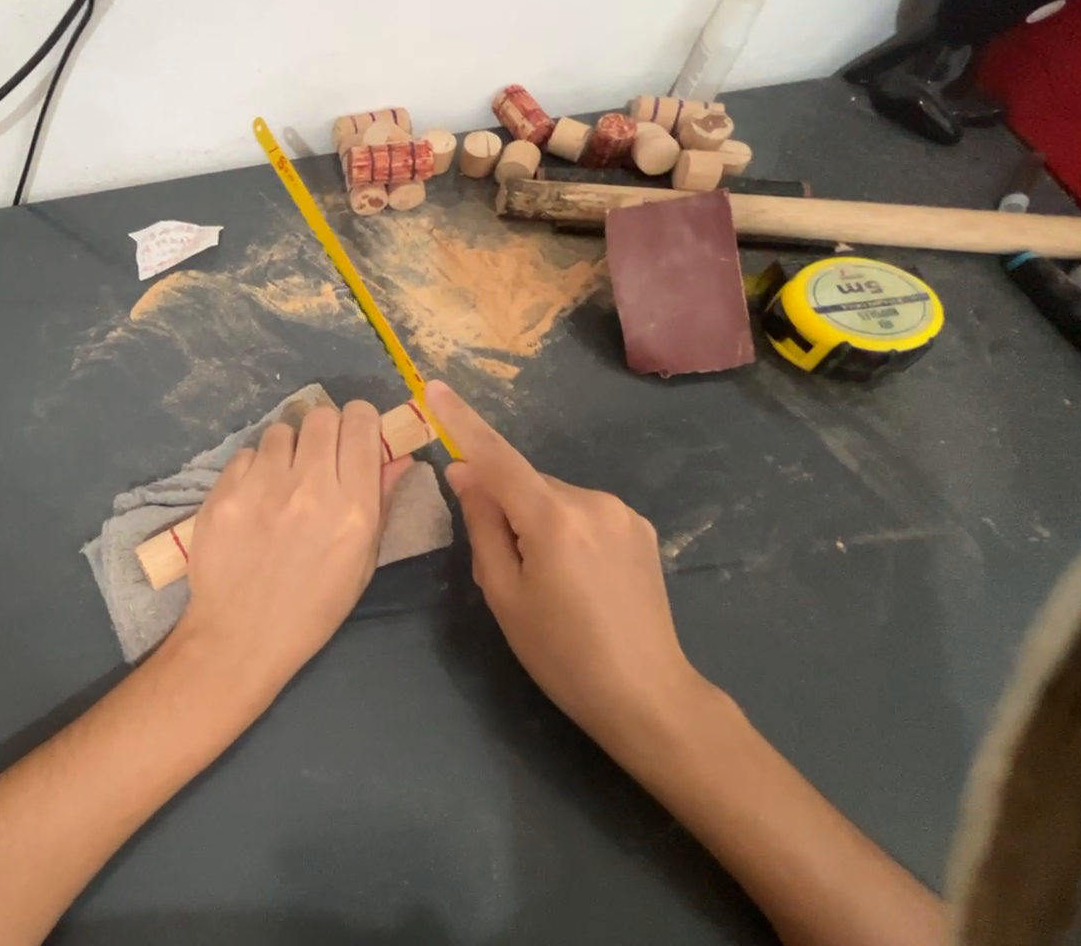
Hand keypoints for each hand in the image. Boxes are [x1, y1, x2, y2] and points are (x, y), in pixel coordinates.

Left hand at [168, 401, 414, 693]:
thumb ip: (380, 503)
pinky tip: (254, 498)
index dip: (361, 421)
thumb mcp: (361, 563)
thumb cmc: (312, 608)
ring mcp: (262, 487)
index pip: (362, 424)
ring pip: (281, 431)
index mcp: (353, 507)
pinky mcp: (224, 492)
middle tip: (319, 455)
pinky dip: (253, 468)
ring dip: (287, 448)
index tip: (356, 433)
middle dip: (325, 429)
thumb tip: (398, 456)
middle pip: (321, 415)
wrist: (240, 636)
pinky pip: (246, 454)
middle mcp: (310, 487)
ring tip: (282, 480)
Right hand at [427, 381, 705, 747]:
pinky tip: (573, 577)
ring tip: (543, 580)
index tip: (433, 387)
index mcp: (552, 518)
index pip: (495, 456)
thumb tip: (464, 473)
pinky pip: (580, 512)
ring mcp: (622, 513)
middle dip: (502, 505)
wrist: (647, 695)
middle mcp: (591, 501)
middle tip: (501, 564)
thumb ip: (481, 524)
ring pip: (552, 498)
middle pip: (524, 483)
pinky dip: (561, 528)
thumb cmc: (559, 652)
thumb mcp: (502, 592)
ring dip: (533, 520)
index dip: (461, 421)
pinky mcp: (639, 528)